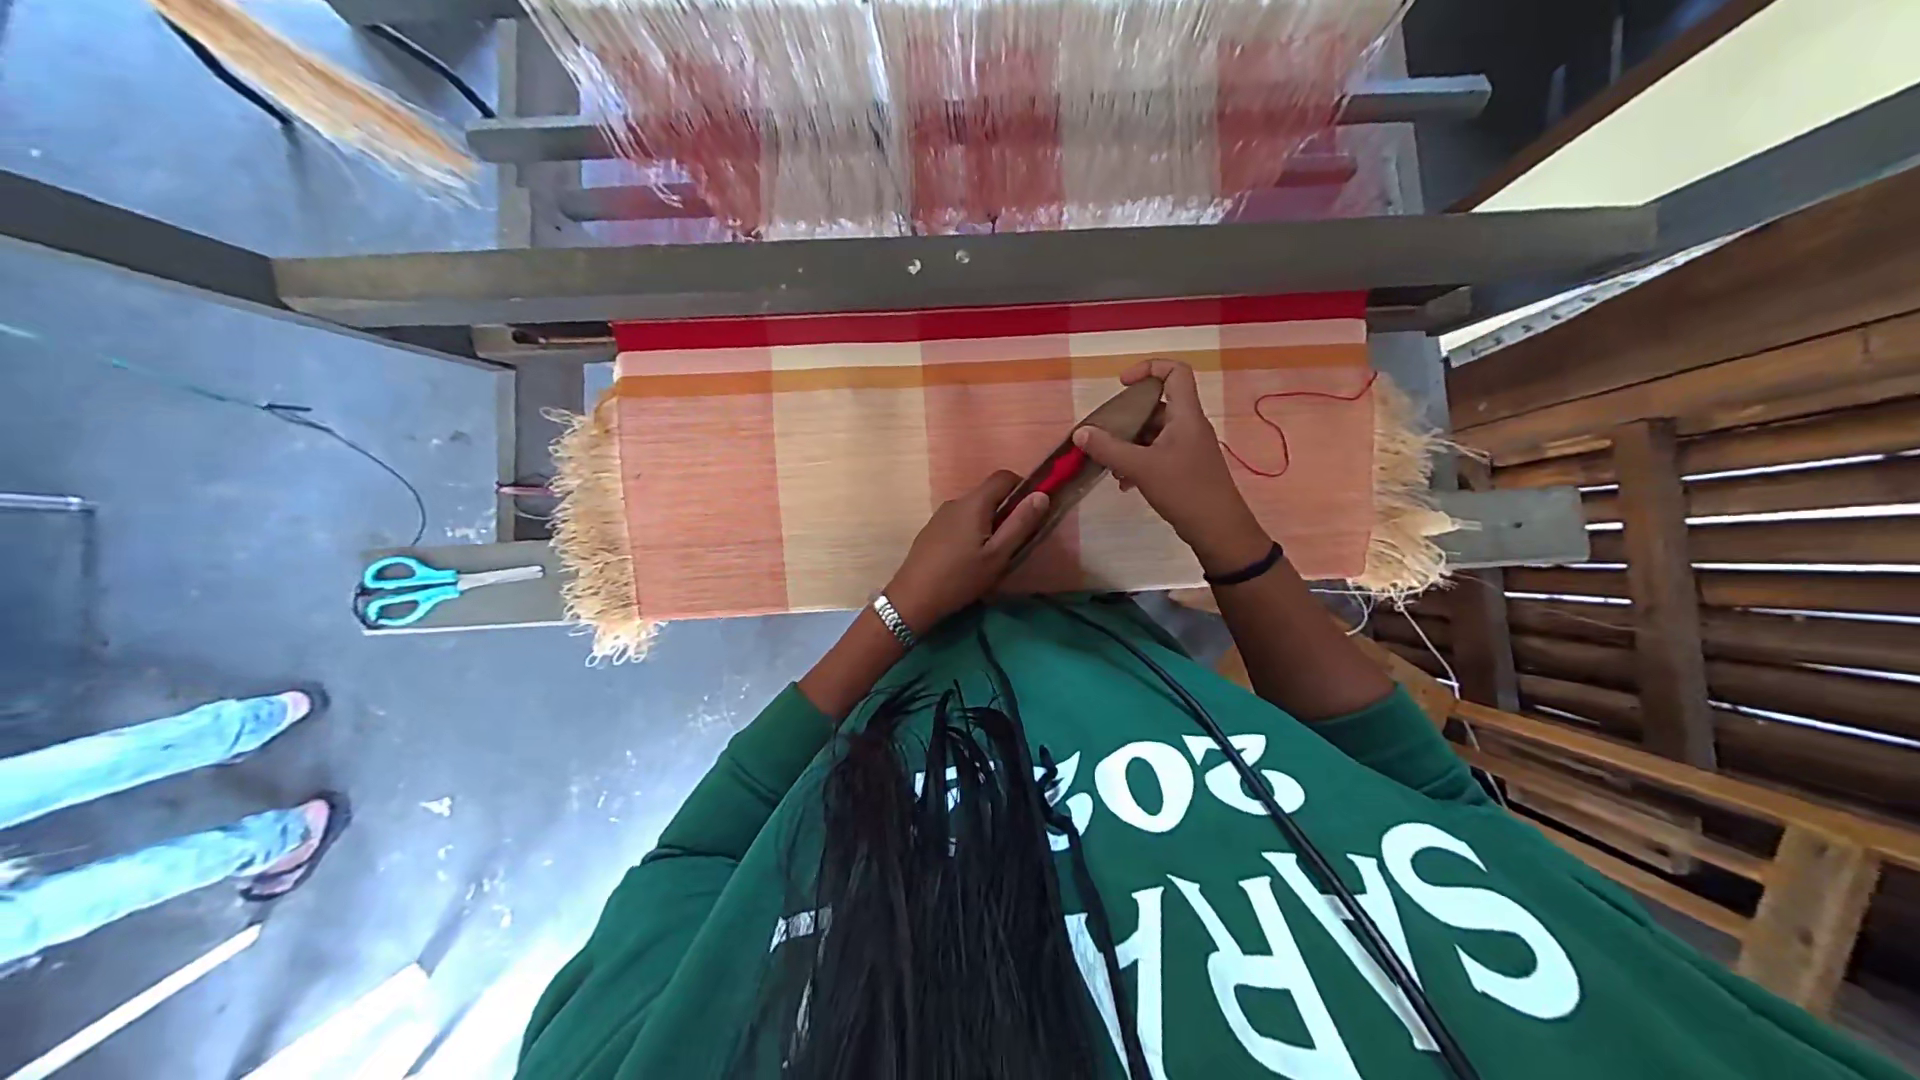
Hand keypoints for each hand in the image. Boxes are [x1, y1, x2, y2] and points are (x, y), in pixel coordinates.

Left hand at [883, 470, 1050, 633]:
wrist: (913, 597)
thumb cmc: (960, 577)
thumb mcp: (998, 555)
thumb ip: (1020, 524)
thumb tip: (1041, 494)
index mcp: (974, 503)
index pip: (1003, 477)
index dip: (1023, 486)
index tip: (1031, 510)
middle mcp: (956, 502)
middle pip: (988, 494)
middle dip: (1006, 510)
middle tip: (1014, 540)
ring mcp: (940, 515)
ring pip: (974, 509)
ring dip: (989, 522)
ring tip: (992, 554)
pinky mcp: (932, 530)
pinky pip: (959, 521)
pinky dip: (972, 531)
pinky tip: (969, 558)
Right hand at [1073, 359, 1271, 574]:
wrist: (1218, 529)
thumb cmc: (1184, 490)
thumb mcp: (1141, 468)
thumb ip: (1108, 449)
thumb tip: (1080, 433)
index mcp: (1186, 415)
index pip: (1175, 372)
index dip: (1149, 368)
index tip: (1122, 385)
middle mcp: (1189, 426)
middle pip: (1158, 405)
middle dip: (1128, 416)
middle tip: (1104, 431)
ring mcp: (1188, 448)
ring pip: (1154, 433)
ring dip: (1129, 443)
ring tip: (1109, 463)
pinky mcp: (1185, 468)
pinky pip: (1157, 453)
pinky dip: (1138, 461)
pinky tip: (1123, 483)